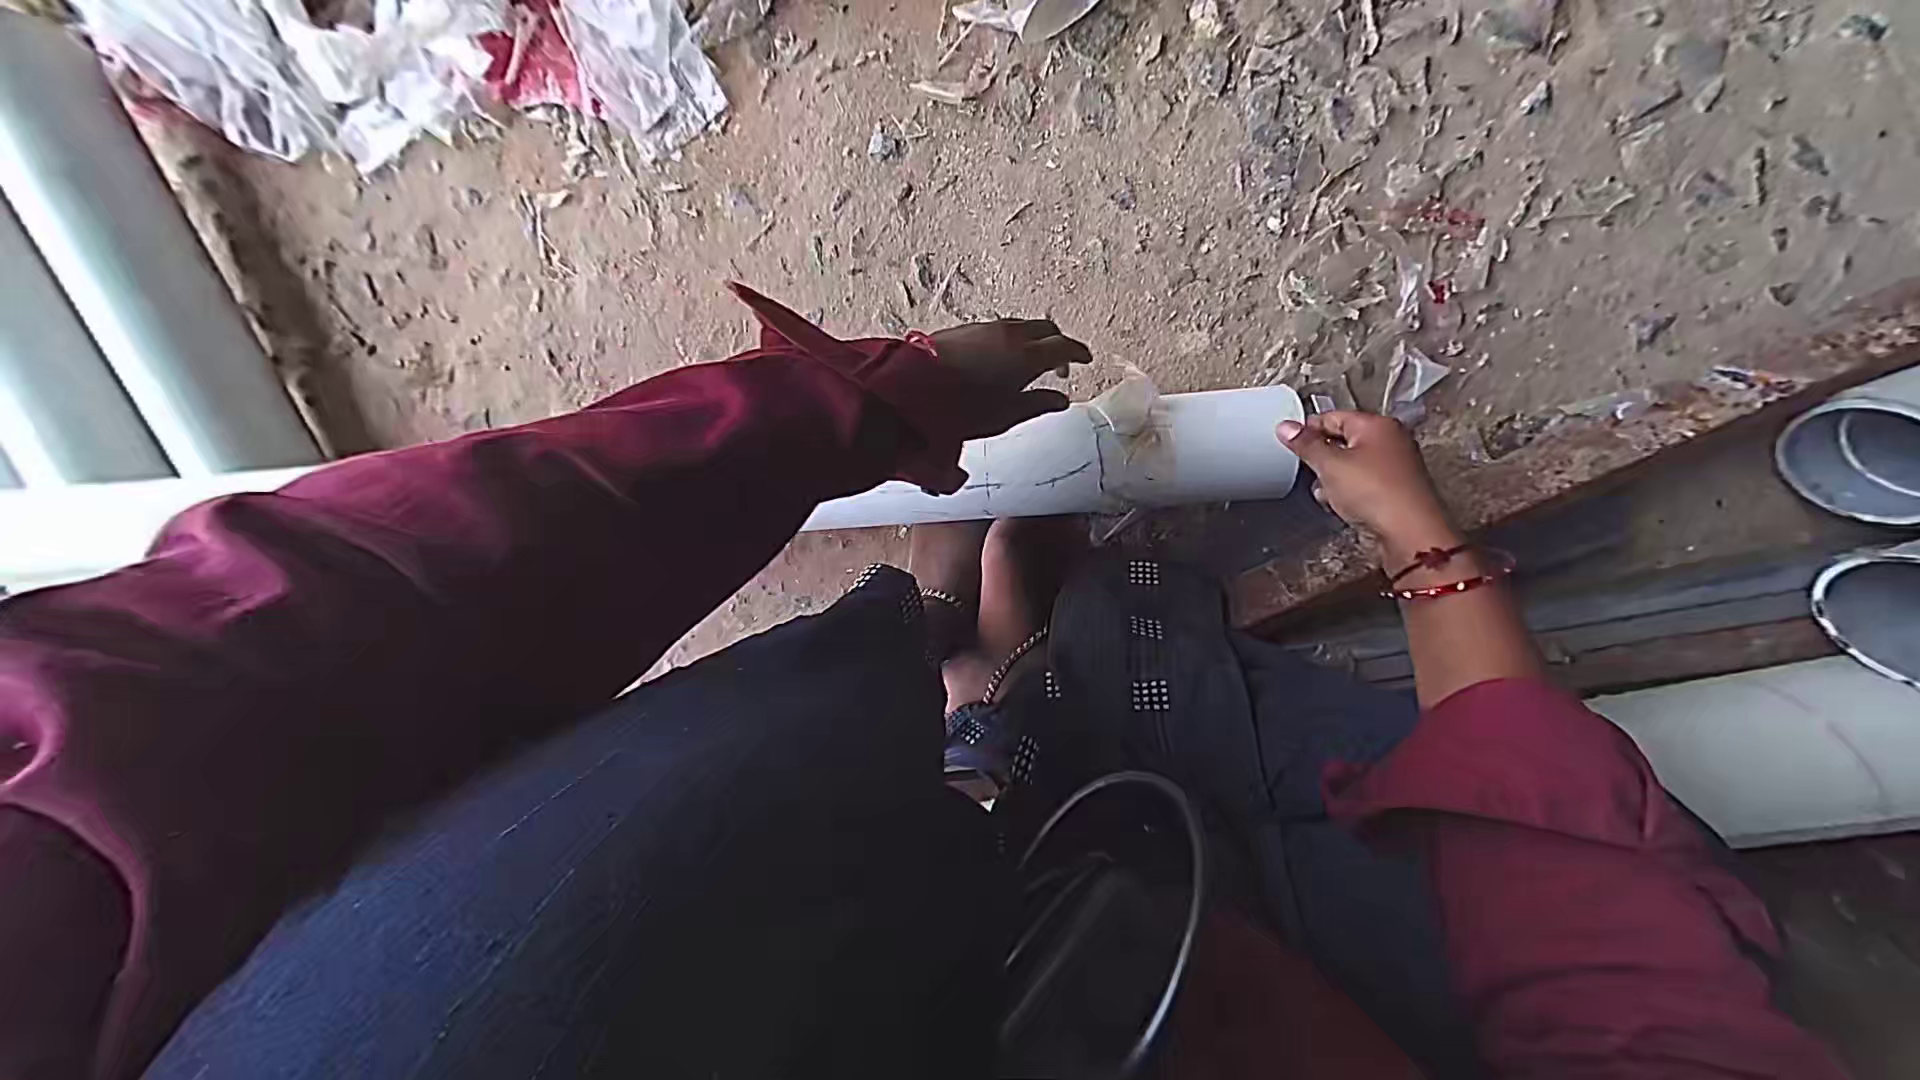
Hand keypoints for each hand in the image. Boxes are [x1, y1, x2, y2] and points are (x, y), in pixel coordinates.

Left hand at [928, 319, 1091, 438]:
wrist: (914, 391)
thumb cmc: (961, 409)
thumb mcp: (1006, 415)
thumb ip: (1037, 404)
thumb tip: (1060, 399)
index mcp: (1027, 356)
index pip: (1064, 346)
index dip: (1078, 353)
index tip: (1085, 359)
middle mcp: (1010, 334)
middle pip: (1045, 330)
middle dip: (1057, 344)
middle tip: (1059, 364)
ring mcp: (986, 328)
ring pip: (1021, 327)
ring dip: (1032, 340)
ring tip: (1029, 364)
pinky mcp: (965, 329)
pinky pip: (999, 329)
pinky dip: (1011, 340)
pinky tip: (1002, 359)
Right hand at [1276, 411, 1457, 557]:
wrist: (1407, 530)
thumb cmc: (1377, 493)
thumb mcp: (1329, 465)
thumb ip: (1305, 445)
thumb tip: (1288, 428)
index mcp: (1377, 425)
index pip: (1332, 417)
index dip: (1308, 430)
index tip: (1290, 442)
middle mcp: (1390, 439)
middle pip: (1341, 440)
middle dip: (1321, 456)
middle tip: (1310, 469)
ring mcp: (1395, 463)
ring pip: (1350, 462)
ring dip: (1333, 476)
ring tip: (1328, 489)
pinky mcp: (1394, 486)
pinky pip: (1361, 481)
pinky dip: (1347, 489)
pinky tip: (1341, 502)